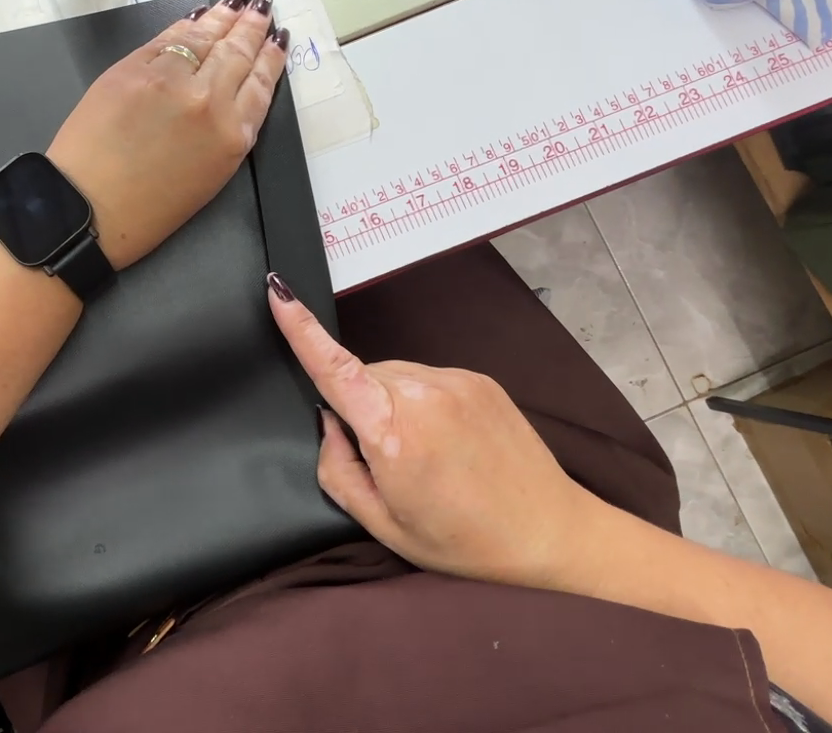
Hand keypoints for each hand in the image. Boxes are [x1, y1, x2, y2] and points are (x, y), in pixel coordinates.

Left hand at [48, 0, 288, 268]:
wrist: (88, 210)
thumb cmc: (148, 210)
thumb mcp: (209, 177)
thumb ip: (226, 132)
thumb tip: (228, 93)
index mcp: (232, 136)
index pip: (261, 84)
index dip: (271, 57)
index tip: (278, 38)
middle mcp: (208, 100)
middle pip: (236, 53)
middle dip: (252, 26)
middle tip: (262, 5)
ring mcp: (168, 79)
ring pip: (203, 37)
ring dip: (223, 17)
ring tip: (237, 2)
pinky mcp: (132, 69)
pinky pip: (166, 37)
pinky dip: (184, 24)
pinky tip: (196, 17)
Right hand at [267, 277, 617, 591]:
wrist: (552, 533)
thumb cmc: (466, 541)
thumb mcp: (384, 524)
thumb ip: (338, 469)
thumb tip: (329, 423)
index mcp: (393, 434)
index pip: (333, 368)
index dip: (300, 328)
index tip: (279, 291)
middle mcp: (422, 395)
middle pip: (362, 377)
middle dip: (360, 408)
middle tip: (389, 461)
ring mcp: (453, 381)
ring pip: (392, 376)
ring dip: (391, 404)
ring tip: (427, 454)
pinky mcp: (477, 378)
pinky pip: (425, 378)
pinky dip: (421, 402)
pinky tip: (448, 440)